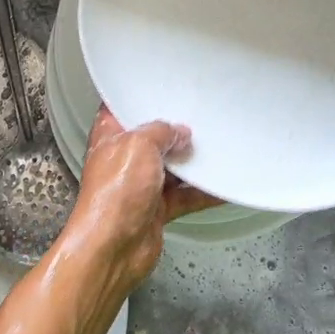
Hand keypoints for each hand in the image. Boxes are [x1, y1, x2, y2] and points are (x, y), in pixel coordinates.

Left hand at [50, 108, 219, 299]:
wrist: (112, 249)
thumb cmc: (116, 190)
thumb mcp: (139, 144)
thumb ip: (162, 131)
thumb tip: (180, 132)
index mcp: (110, 135)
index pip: (122, 107)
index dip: (140, 95)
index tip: (164, 84)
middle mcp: (124, 158)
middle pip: (153, 137)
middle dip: (175, 128)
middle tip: (201, 111)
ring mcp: (140, 185)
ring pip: (171, 166)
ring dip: (192, 160)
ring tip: (219, 142)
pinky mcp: (156, 209)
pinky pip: (185, 196)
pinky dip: (204, 192)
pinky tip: (224, 185)